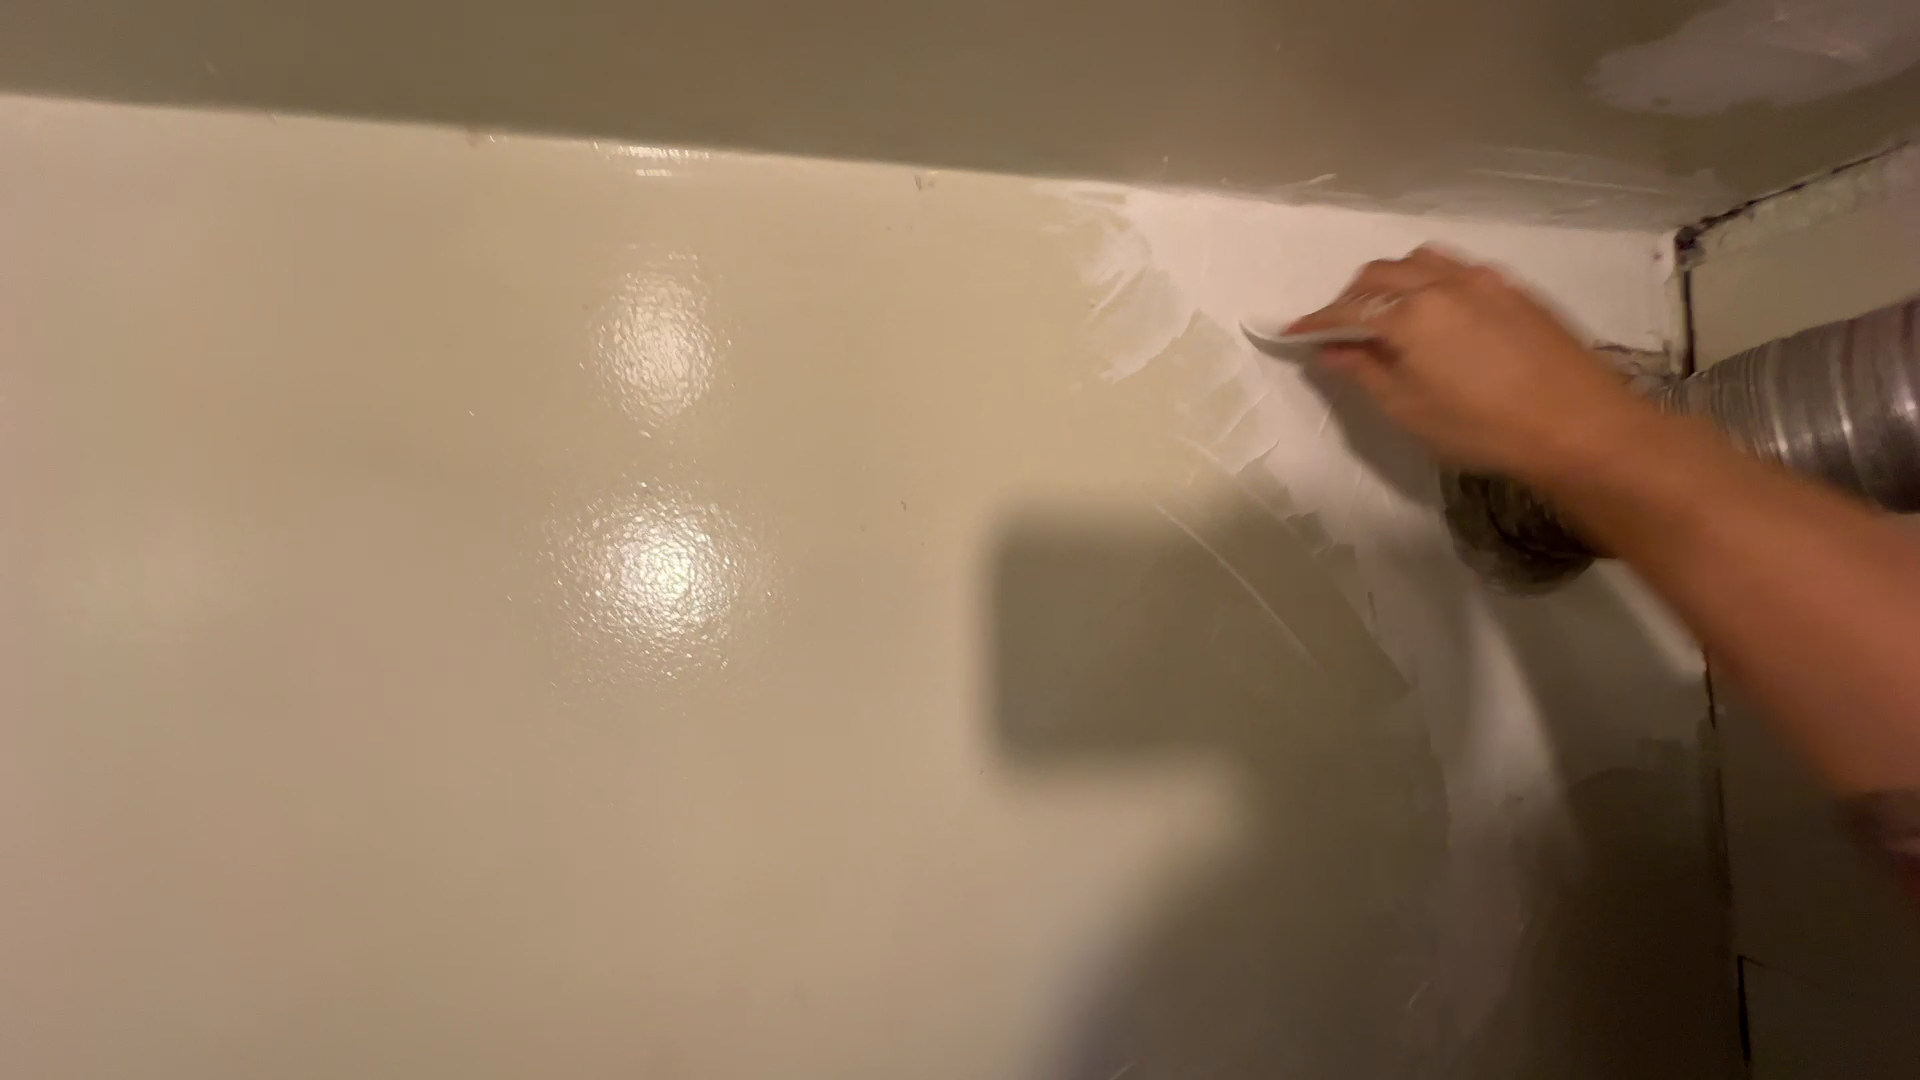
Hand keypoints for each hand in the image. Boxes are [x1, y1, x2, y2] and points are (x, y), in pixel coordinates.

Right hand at [1287, 245, 1654, 481]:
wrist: (1579, 426)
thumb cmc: (1479, 426)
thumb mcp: (1406, 408)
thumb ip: (1363, 370)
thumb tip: (1331, 349)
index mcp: (1410, 314)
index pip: (1346, 310)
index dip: (1314, 323)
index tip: (1291, 334)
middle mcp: (1443, 284)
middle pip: (1379, 274)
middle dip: (1349, 298)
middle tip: (1340, 333)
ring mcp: (1484, 281)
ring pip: (1420, 261)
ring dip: (1390, 281)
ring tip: (1385, 316)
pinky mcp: (1515, 289)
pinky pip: (1456, 268)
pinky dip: (1428, 281)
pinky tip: (1434, 314)